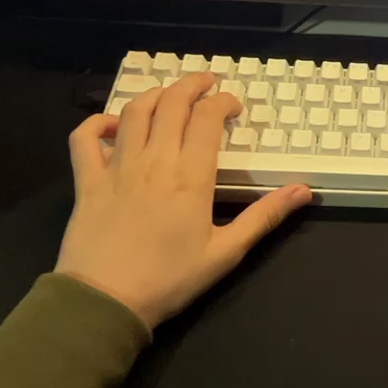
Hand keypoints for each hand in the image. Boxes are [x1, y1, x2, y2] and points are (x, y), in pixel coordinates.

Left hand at [57, 72, 311, 327]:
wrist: (103, 304)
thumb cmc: (169, 280)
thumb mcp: (226, 252)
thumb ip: (264, 217)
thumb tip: (303, 191)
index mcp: (191, 176)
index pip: (207, 117)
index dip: (222, 101)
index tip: (233, 106)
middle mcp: (155, 161)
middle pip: (172, 103)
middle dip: (192, 84)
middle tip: (206, 83)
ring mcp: (118, 168)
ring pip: (134, 111)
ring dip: (154, 94)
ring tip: (169, 95)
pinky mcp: (87, 181)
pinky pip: (84, 138)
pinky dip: (97, 122)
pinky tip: (112, 125)